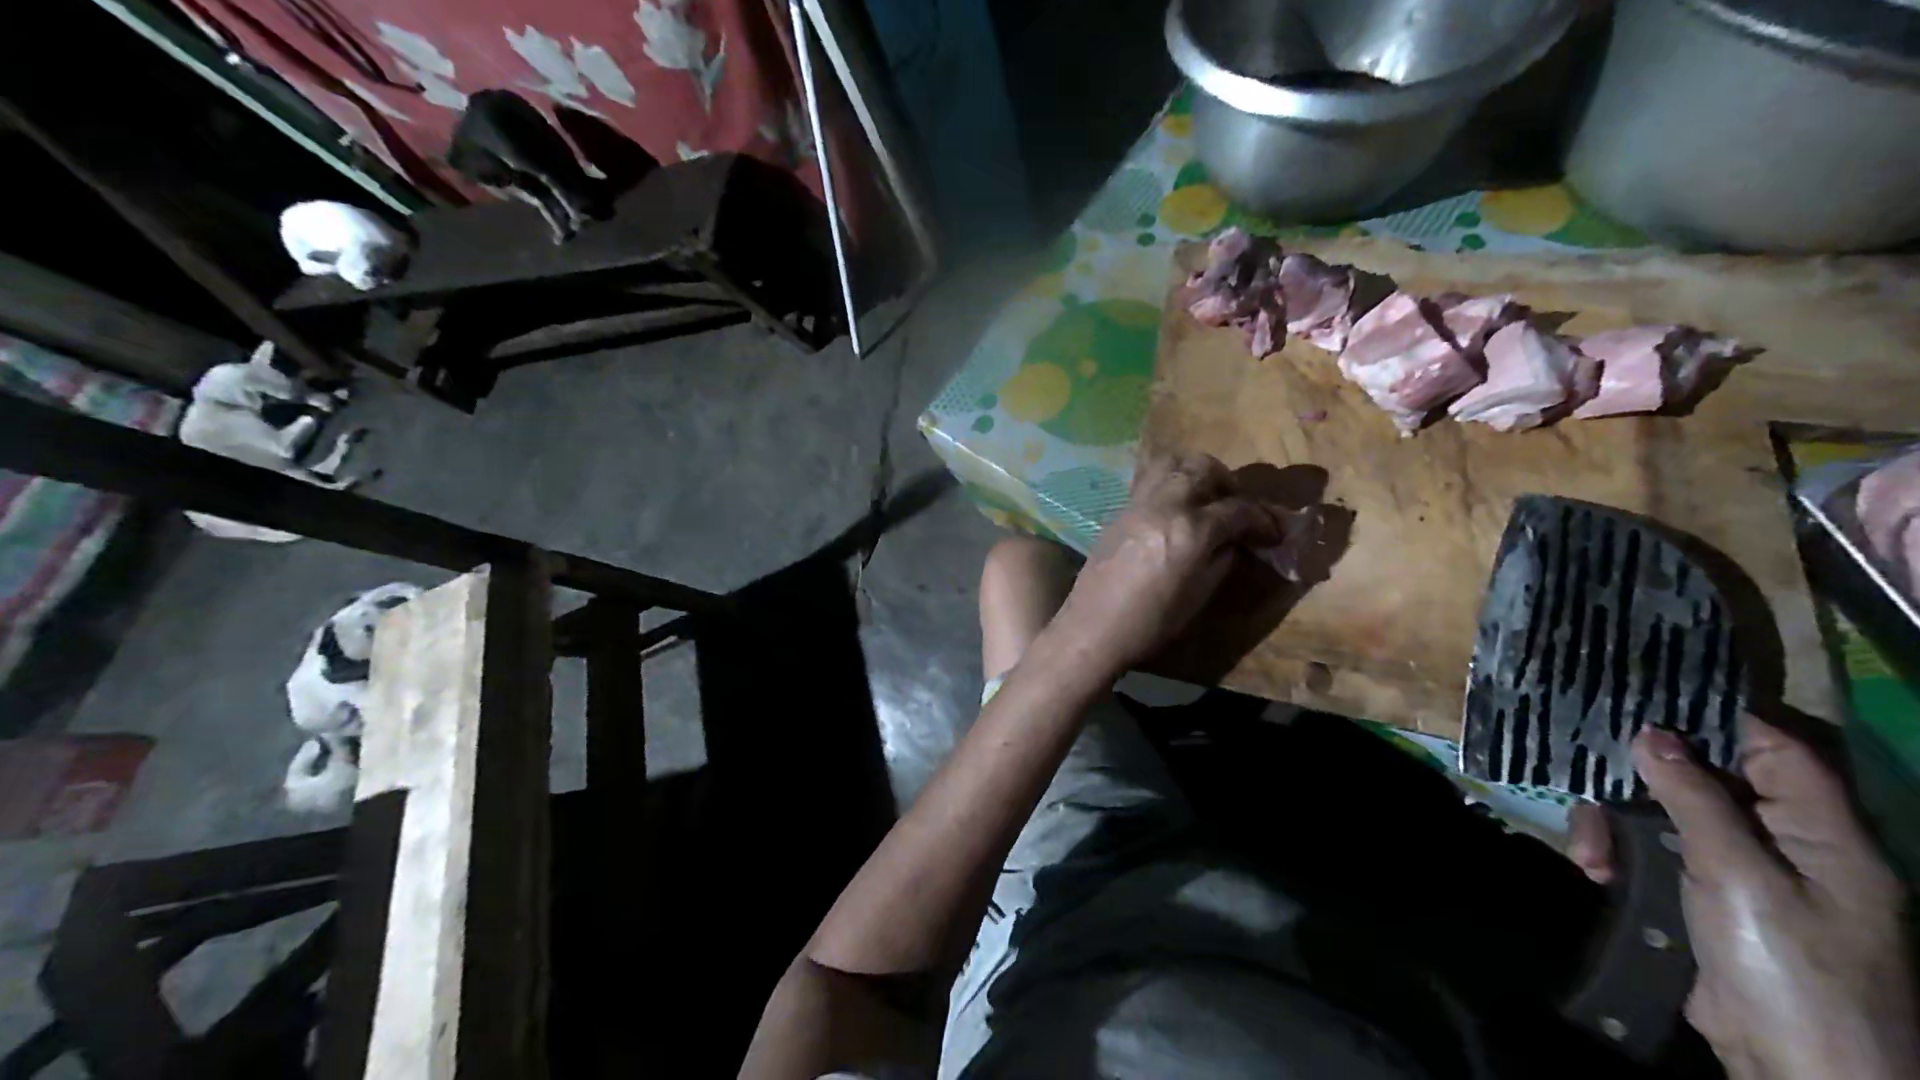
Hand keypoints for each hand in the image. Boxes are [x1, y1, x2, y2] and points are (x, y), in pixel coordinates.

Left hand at [1046, 453, 1286, 673]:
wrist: (1093, 628)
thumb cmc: (1152, 623)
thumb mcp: (1200, 595)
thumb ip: (1225, 559)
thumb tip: (1238, 540)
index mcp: (1192, 530)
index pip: (1238, 509)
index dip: (1264, 520)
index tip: (1274, 533)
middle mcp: (1165, 506)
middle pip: (1204, 468)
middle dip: (1228, 483)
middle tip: (1236, 508)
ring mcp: (1137, 504)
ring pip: (1172, 463)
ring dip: (1195, 473)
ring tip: (1204, 499)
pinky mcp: (1119, 511)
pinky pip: (1148, 480)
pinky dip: (1169, 482)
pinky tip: (1174, 509)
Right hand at [1569, 719, 1918, 1079]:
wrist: (1796, 1069)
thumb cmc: (1786, 964)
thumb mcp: (1737, 874)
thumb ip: (1694, 799)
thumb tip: (1651, 732)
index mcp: (1824, 836)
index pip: (1778, 752)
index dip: (1718, 720)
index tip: (1643, 700)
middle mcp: (1788, 847)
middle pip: (1708, 782)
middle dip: (1640, 782)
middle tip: (1586, 775)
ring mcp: (1747, 876)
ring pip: (1667, 818)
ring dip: (1617, 826)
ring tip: (1589, 854)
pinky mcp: (1709, 901)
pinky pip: (1655, 856)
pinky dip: (1619, 857)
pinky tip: (1595, 872)